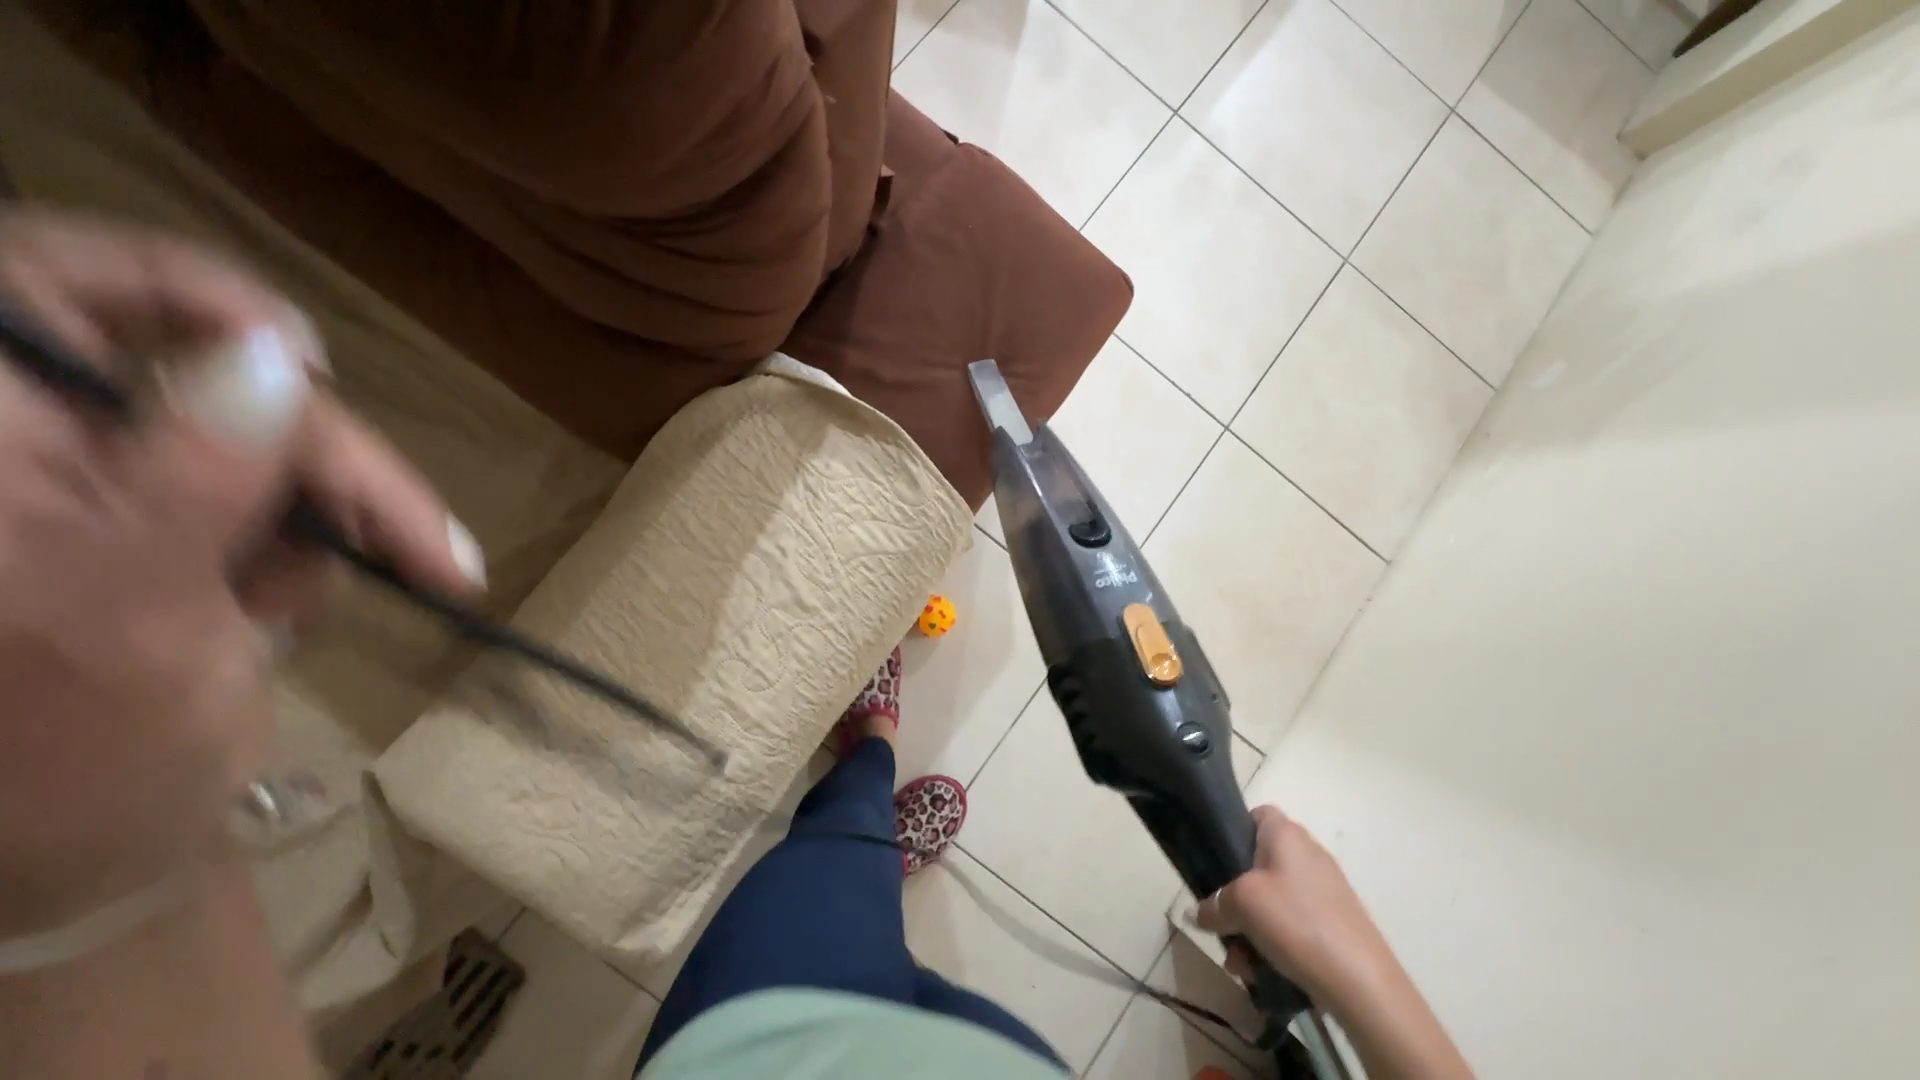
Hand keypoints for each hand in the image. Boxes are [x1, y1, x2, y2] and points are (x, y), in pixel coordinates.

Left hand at [0, 210, 483, 931]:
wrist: (95, 854)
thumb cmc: (72, 750)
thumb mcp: (130, 605)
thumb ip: (196, 469)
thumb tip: (276, 357)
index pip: (54, 282)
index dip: (185, 289)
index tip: (304, 353)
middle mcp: (51, 442)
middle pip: (228, 390)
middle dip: (334, 470)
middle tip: (431, 546)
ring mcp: (128, 488)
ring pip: (279, 453)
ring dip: (333, 529)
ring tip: (305, 618)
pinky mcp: (191, 530)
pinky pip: (290, 509)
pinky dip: (313, 561)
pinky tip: (279, 622)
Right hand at [1195, 805, 1397, 1006]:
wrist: (1361, 981)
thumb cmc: (1296, 922)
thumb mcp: (1240, 904)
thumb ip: (1213, 903)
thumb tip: (1201, 912)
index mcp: (1287, 835)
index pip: (1257, 814)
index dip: (1233, 831)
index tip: (1216, 861)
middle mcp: (1308, 855)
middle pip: (1259, 864)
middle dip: (1234, 895)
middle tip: (1221, 921)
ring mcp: (1324, 890)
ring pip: (1272, 901)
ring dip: (1249, 928)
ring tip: (1240, 961)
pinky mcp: (1334, 923)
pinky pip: (1291, 925)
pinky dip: (1273, 944)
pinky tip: (1262, 972)